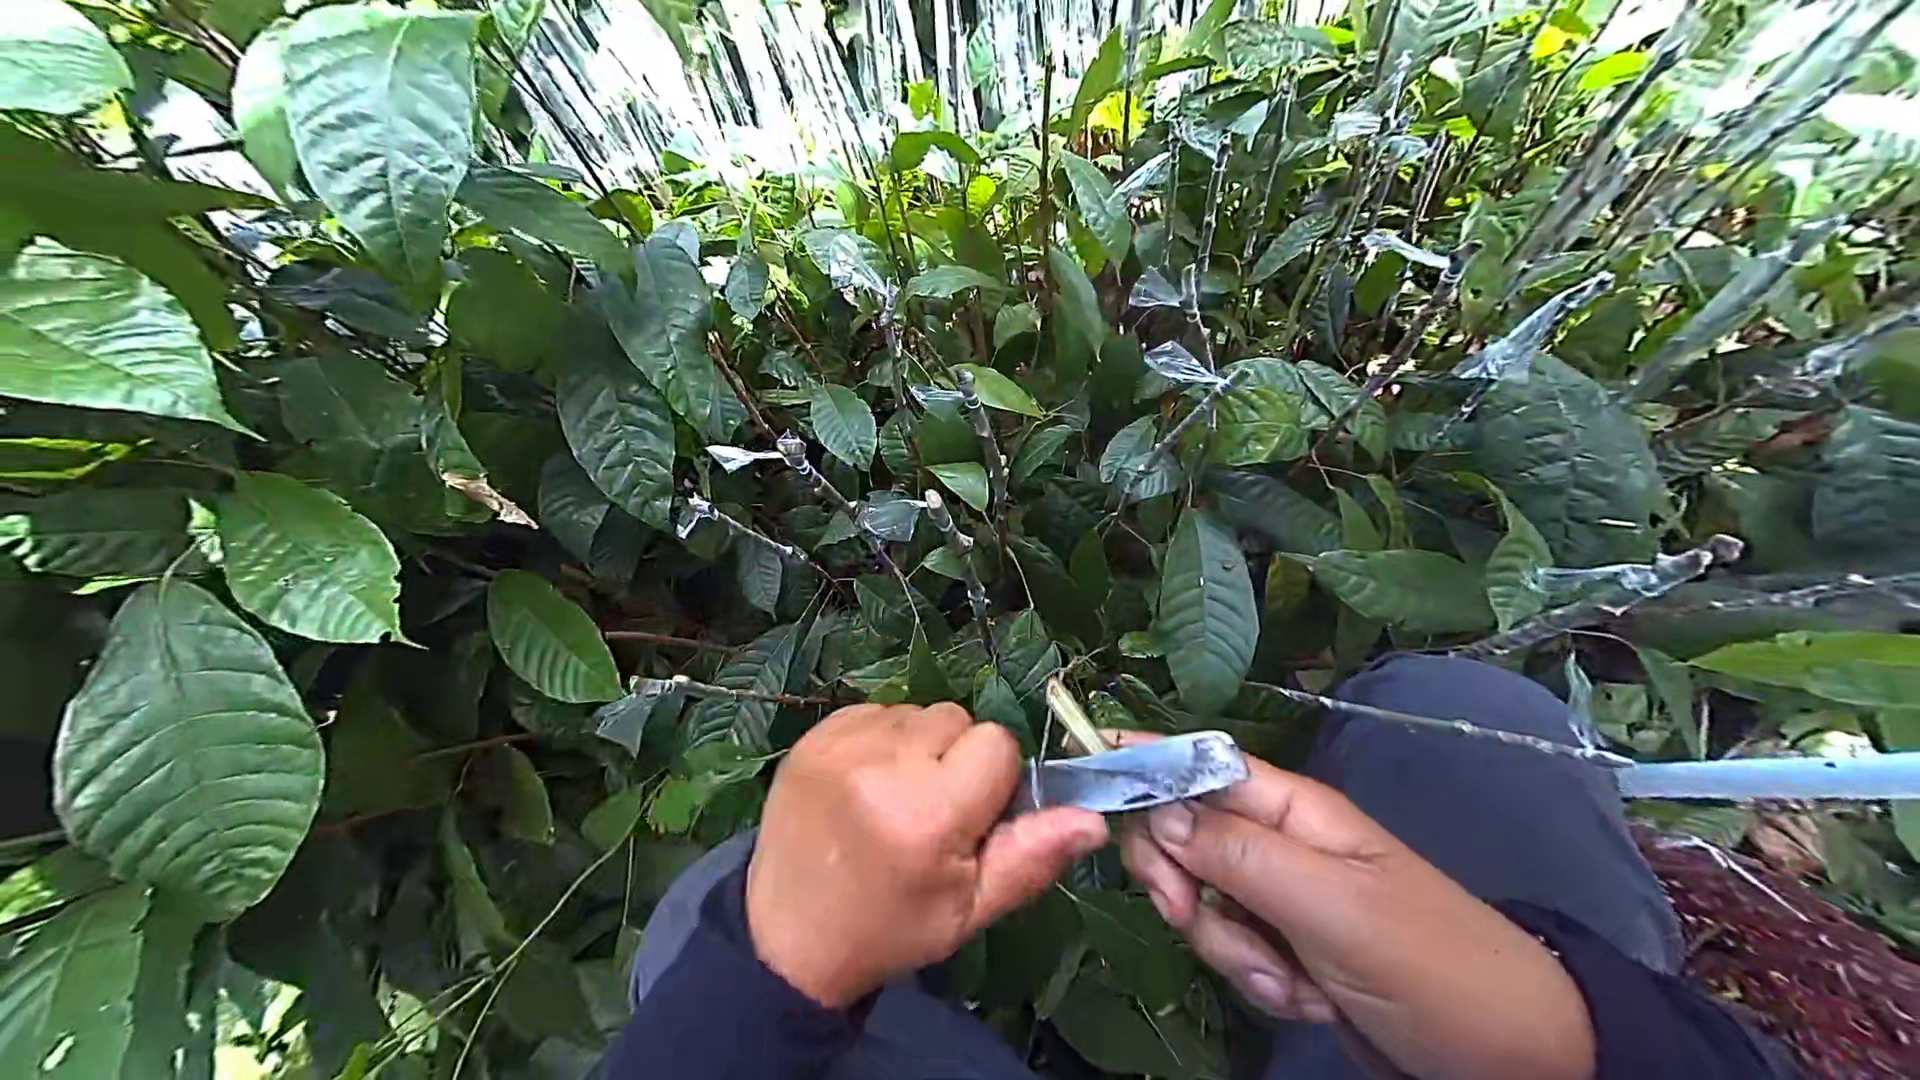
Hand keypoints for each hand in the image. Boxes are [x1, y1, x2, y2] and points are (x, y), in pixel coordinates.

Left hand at [746, 703, 1107, 1007]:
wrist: (788, 935)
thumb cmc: (891, 926)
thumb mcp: (969, 910)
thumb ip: (1033, 857)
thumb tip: (1092, 818)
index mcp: (929, 811)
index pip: (997, 743)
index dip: (993, 778)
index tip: (970, 813)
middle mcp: (884, 763)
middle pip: (957, 718)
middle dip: (956, 756)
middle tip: (928, 806)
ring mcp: (842, 743)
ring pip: (918, 710)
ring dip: (918, 744)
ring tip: (893, 794)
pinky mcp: (814, 733)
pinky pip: (877, 709)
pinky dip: (882, 737)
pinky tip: (864, 780)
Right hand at [1112, 731, 1594, 1079]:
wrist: (1514, 1063)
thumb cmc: (1430, 963)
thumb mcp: (1332, 906)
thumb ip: (1237, 853)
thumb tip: (1156, 812)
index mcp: (1286, 806)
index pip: (1196, 762)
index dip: (1140, 755)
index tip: (1083, 757)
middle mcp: (1269, 838)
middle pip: (1178, 832)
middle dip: (1178, 878)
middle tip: (1192, 913)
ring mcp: (1269, 890)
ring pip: (1196, 895)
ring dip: (1226, 942)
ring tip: (1286, 977)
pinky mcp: (1272, 938)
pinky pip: (1223, 941)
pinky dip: (1249, 972)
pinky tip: (1299, 994)